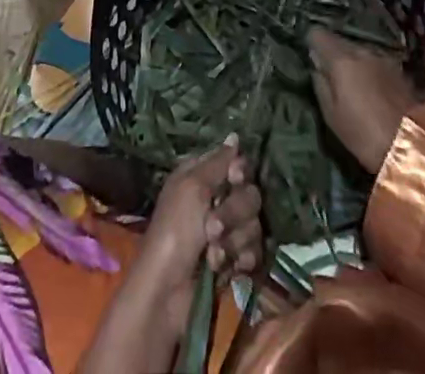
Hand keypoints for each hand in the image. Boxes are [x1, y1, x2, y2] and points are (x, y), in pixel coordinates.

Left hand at [84, 140, 262, 373]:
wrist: (170, 290)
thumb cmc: (175, 230)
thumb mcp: (192, 187)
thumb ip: (218, 161)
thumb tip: (235, 135)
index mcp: (200, 176)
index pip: (234, 162)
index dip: (238, 171)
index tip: (234, 179)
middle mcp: (215, 198)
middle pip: (248, 193)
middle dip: (234, 213)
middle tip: (212, 226)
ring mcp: (226, 229)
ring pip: (254, 223)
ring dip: (234, 240)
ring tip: (213, 253)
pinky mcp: (235, 257)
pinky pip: (255, 249)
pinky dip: (241, 259)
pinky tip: (227, 268)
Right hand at [309, 28, 422, 172]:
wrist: (415, 145)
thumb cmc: (363, 134)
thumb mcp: (330, 113)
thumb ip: (320, 82)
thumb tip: (315, 63)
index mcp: (341, 59)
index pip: (317, 34)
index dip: (310, 43)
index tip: (308, 57)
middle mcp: (363, 50)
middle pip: (339, 40)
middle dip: (330, 52)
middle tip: (325, 72)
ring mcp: (383, 58)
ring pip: (357, 50)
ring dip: (350, 60)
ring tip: (347, 81)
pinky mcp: (398, 70)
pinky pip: (373, 61)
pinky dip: (366, 68)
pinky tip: (367, 87)